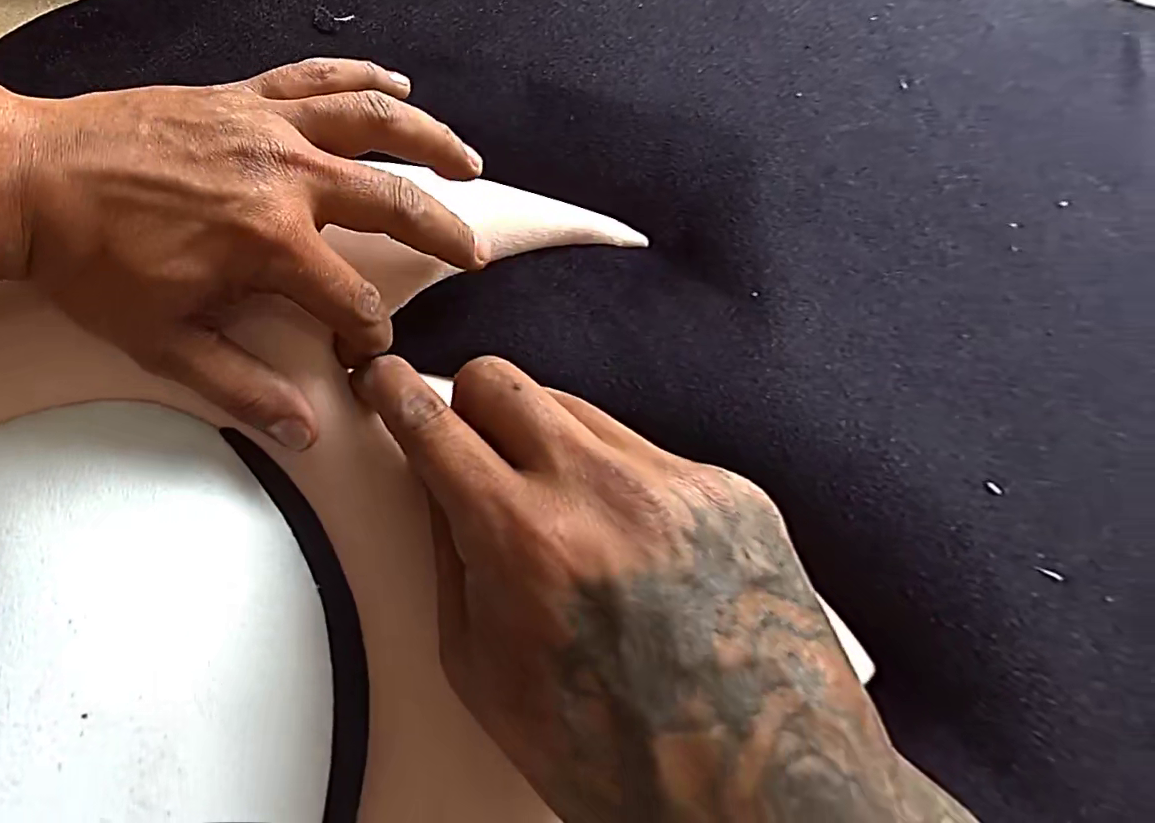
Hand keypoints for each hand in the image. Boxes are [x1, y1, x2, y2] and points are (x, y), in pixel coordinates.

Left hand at [16, 58, 485, 449]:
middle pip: (392, 204)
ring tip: (469, 162)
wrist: (36, 180)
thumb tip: (303, 429)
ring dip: (430, 141)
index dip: (366, 334)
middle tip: (474, 255)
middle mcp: (285, 177)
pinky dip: (362, 80)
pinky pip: (316, 79)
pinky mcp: (238, 96)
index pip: (351, 300)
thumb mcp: (162, 340)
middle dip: (442, 235)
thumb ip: (238, 385)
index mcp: (270, 244)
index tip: (363, 352)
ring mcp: (265, 126)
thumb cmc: (91, 264)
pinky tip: (395, 84)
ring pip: (373, 123)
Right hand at [351, 355, 977, 822]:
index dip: (392, 388)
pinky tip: (621, 534)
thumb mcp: (474, 659)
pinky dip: (602, 470)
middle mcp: (598, 493)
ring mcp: (672, 485)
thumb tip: (432, 474)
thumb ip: (445, 548)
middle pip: (496, 378)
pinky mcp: (730, 492)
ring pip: (562, 400)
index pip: (430, 422)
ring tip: (555, 504)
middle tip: (472, 451)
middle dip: (466, 403)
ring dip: (536, 437)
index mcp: (522, 540)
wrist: (776, 810)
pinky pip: (630, 442)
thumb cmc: (605, 752)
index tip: (382, 377)